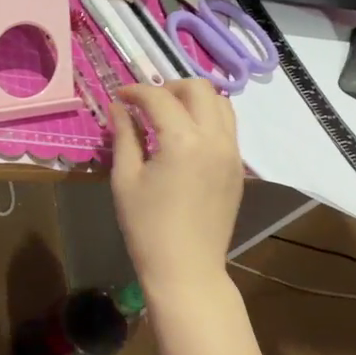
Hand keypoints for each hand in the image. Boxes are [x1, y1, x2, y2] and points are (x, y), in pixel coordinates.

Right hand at [109, 79, 244, 290]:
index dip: (135, 91)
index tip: (118, 97)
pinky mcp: (238, 168)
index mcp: (183, 141)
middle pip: (199, 88)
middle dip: (169, 87)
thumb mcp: (125, 178)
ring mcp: (232, 153)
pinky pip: (227, 127)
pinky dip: (207, 119)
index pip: (159, 97)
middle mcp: (214, 139)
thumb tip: (118, 108)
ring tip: (168, 115)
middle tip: (145, 103)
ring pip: (221, 104)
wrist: (186, 268)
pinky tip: (184, 137)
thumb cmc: (147, 226)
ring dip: (193, 100)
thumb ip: (124, 136)